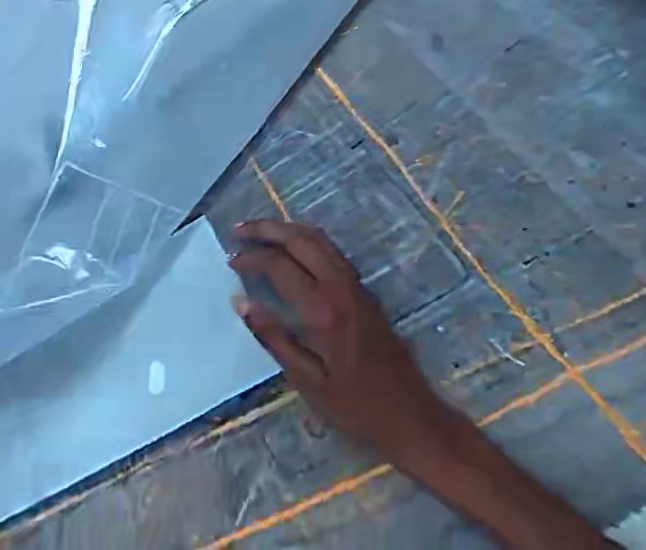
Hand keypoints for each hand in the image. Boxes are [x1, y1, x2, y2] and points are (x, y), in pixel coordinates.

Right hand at [229, 219, 448, 456]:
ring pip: (318, 238)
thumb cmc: (356, 405)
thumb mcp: (307, 380)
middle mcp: (340, 288)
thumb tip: (241, 302)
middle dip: (265, 229)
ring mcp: (355, 285)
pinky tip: (292, 247)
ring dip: (286, 229)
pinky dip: (306, 238)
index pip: (279, 265)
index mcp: (322, 310)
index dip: (251, 259)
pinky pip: (331, 249)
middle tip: (239, 231)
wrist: (413, 417)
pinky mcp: (364, 289)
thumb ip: (273, 337)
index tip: (232, 263)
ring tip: (260, 232)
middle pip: (299, 239)